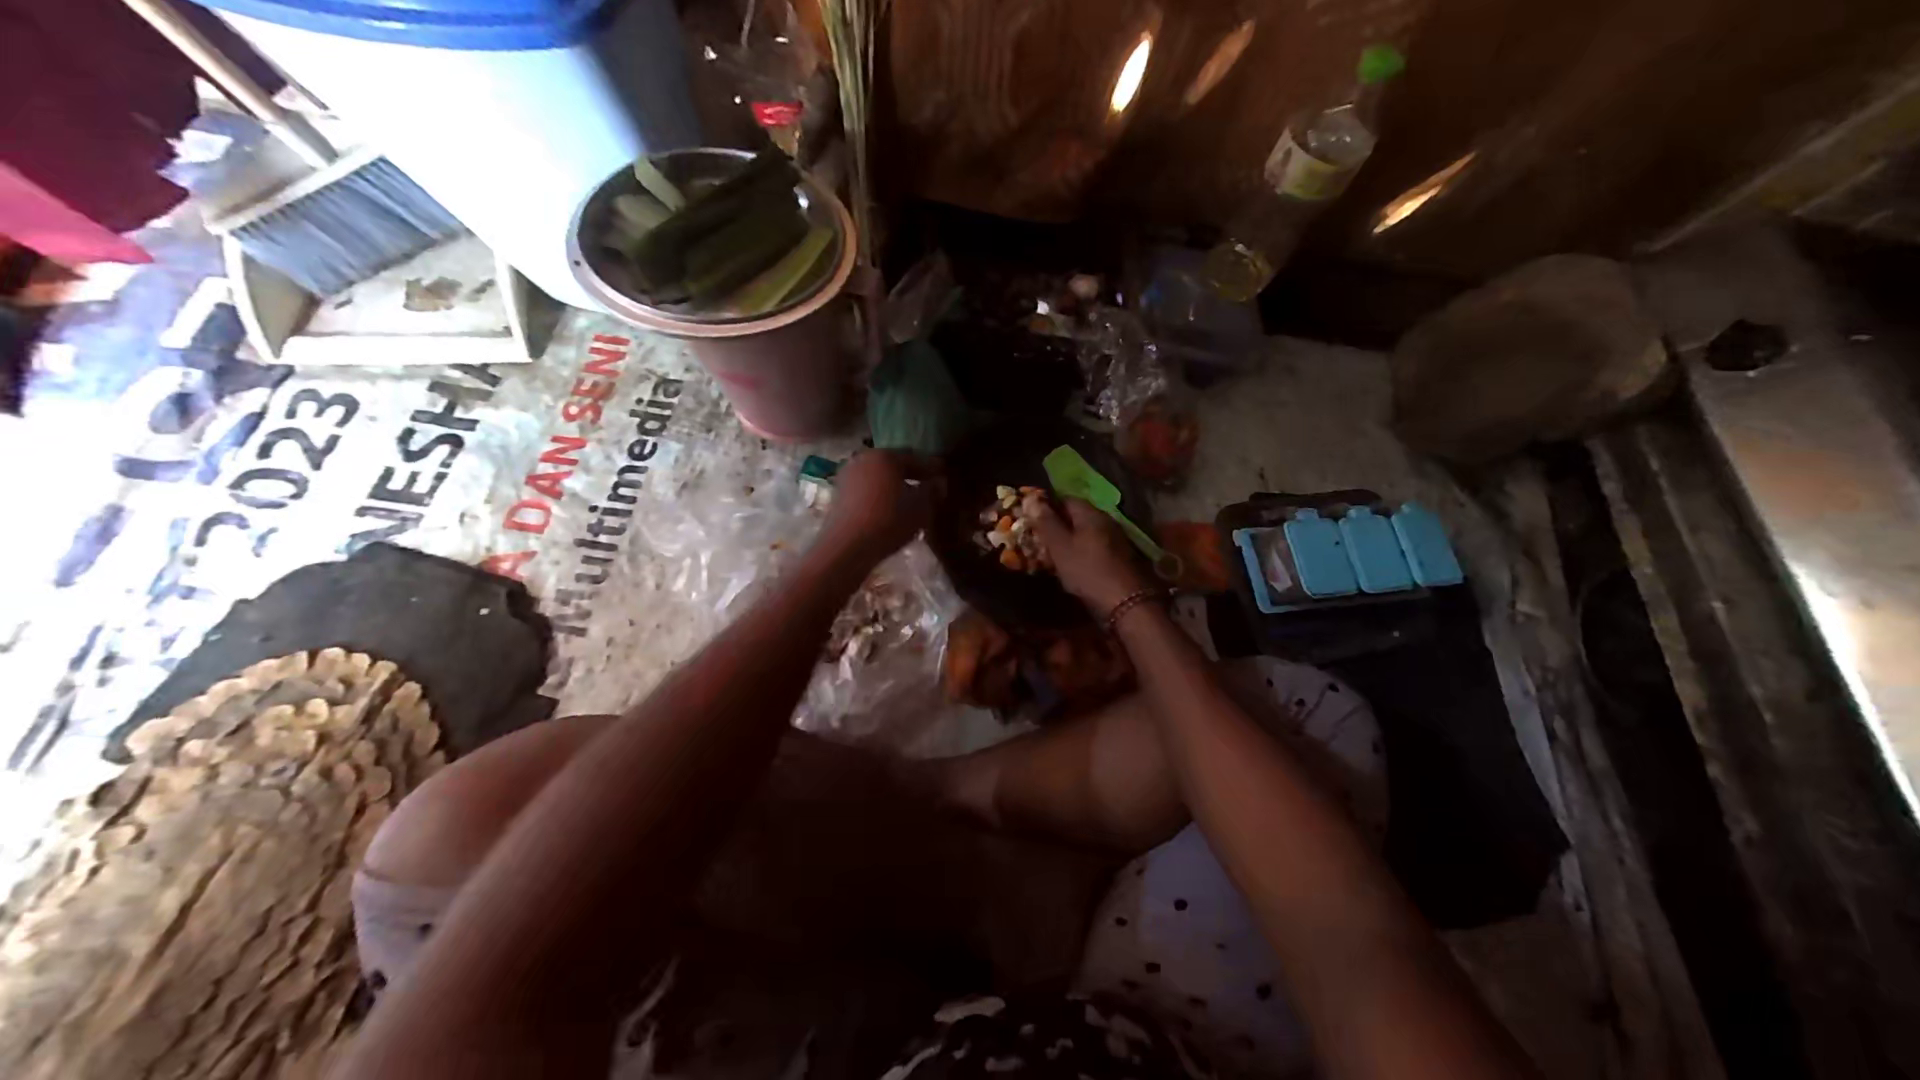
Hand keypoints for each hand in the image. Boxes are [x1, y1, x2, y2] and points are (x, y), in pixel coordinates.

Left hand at [818, 450, 934, 566]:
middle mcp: (863, 459)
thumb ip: (932, 491)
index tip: (943, 476)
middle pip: (893, 466)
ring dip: (893, 487)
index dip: (931, 468)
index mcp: (885, 455)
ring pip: (878, 479)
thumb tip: (939, 482)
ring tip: (909, 502)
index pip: (914, 457)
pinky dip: (879, 498)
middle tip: (927, 487)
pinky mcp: (838, 497)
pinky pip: (866, 492)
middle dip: (910, 476)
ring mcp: (847, 478)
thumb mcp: (921, 506)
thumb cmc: (889, 519)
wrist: (848, 546)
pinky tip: (889, 511)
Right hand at [1025, 495, 1151, 615]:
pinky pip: (1095, 548)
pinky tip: (1073, 565)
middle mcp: (1107, 521)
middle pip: (1078, 516)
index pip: (1066, 499)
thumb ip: (1046, 523)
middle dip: (1058, 524)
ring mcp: (1116, 540)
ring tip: (1052, 553)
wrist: (1126, 603)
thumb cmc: (1087, 571)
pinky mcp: (1120, 558)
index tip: (1031, 518)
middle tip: (1039, 537)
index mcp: (1091, 514)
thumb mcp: (1060, 547)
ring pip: (1087, 533)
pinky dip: (1082, 552)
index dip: (1047, 506)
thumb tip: (1030, 498)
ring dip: (1070, 540)